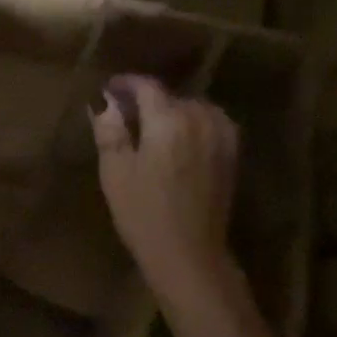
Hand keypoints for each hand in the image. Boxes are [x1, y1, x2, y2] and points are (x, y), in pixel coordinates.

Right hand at [91, 75, 238, 294]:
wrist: (189, 252)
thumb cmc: (142, 212)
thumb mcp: (114, 171)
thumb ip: (110, 130)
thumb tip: (105, 103)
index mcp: (168, 120)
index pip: (147, 86)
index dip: (126, 84)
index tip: (108, 89)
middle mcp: (200, 119)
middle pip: (171, 96)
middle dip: (147, 99)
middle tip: (124, 112)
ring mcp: (221, 137)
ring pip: (194, 108)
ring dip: (172, 110)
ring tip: (152, 125)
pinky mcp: (231, 155)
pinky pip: (212, 123)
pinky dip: (194, 122)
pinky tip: (180, 138)